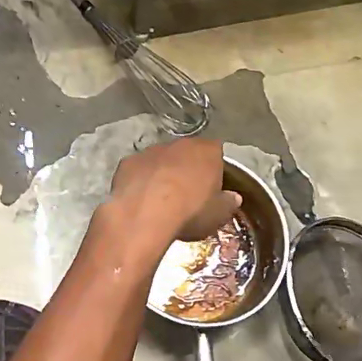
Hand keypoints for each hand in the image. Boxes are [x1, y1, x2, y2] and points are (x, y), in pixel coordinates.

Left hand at [102, 136, 240, 244]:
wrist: (144, 215)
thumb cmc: (190, 212)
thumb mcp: (218, 214)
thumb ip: (228, 202)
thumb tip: (233, 197)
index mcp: (207, 151)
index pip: (216, 152)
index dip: (214, 168)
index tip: (212, 186)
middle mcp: (180, 144)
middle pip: (188, 153)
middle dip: (188, 168)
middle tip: (188, 193)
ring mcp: (151, 151)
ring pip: (162, 160)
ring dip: (164, 173)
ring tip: (162, 199)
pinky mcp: (128, 162)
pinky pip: (140, 170)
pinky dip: (142, 180)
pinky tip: (142, 199)